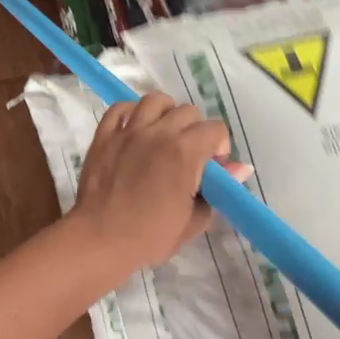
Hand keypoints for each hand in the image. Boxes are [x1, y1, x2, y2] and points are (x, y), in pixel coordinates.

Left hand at [66, 92, 247, 275]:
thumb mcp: (193, 219)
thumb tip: (239, 169)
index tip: (211, 167)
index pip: (215, 129)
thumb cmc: (150, 235)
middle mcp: (157, 133)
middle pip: (187, 111)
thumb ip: (217, 189)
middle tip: (188, 154)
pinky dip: (130, 112)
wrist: (100, 238)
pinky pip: (119, 109)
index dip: (219, 147)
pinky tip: (134, 129)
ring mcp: (127, 131)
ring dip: (165, 113)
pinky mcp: (103, 136)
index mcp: (185, 152)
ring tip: (163, 134)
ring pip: (154, 101)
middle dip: (195, 130)